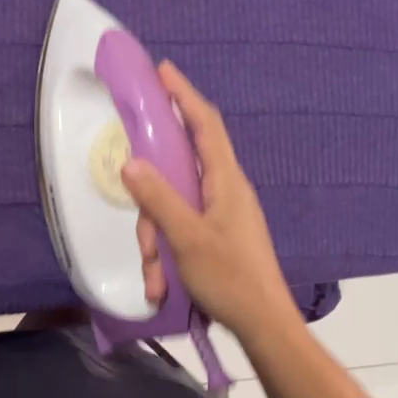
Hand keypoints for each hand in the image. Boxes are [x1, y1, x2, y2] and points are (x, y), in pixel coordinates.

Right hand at [120, 61, 295, 336]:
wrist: (265, 326)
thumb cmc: (231, 278)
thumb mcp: (186, 238)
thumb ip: (157, 198)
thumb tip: (131, 162)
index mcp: (225, 180)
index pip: (204, 124)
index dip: (183, 95)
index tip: (163, 71)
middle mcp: (224, 190)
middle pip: (177, 174)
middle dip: (152, 207)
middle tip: (146, 241)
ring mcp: (221, 215)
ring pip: (173, 210)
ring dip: (157, 243)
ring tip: (157, 280)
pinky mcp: (217, 237)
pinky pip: (180, 233)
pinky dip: (167, 256)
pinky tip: (163, 287)